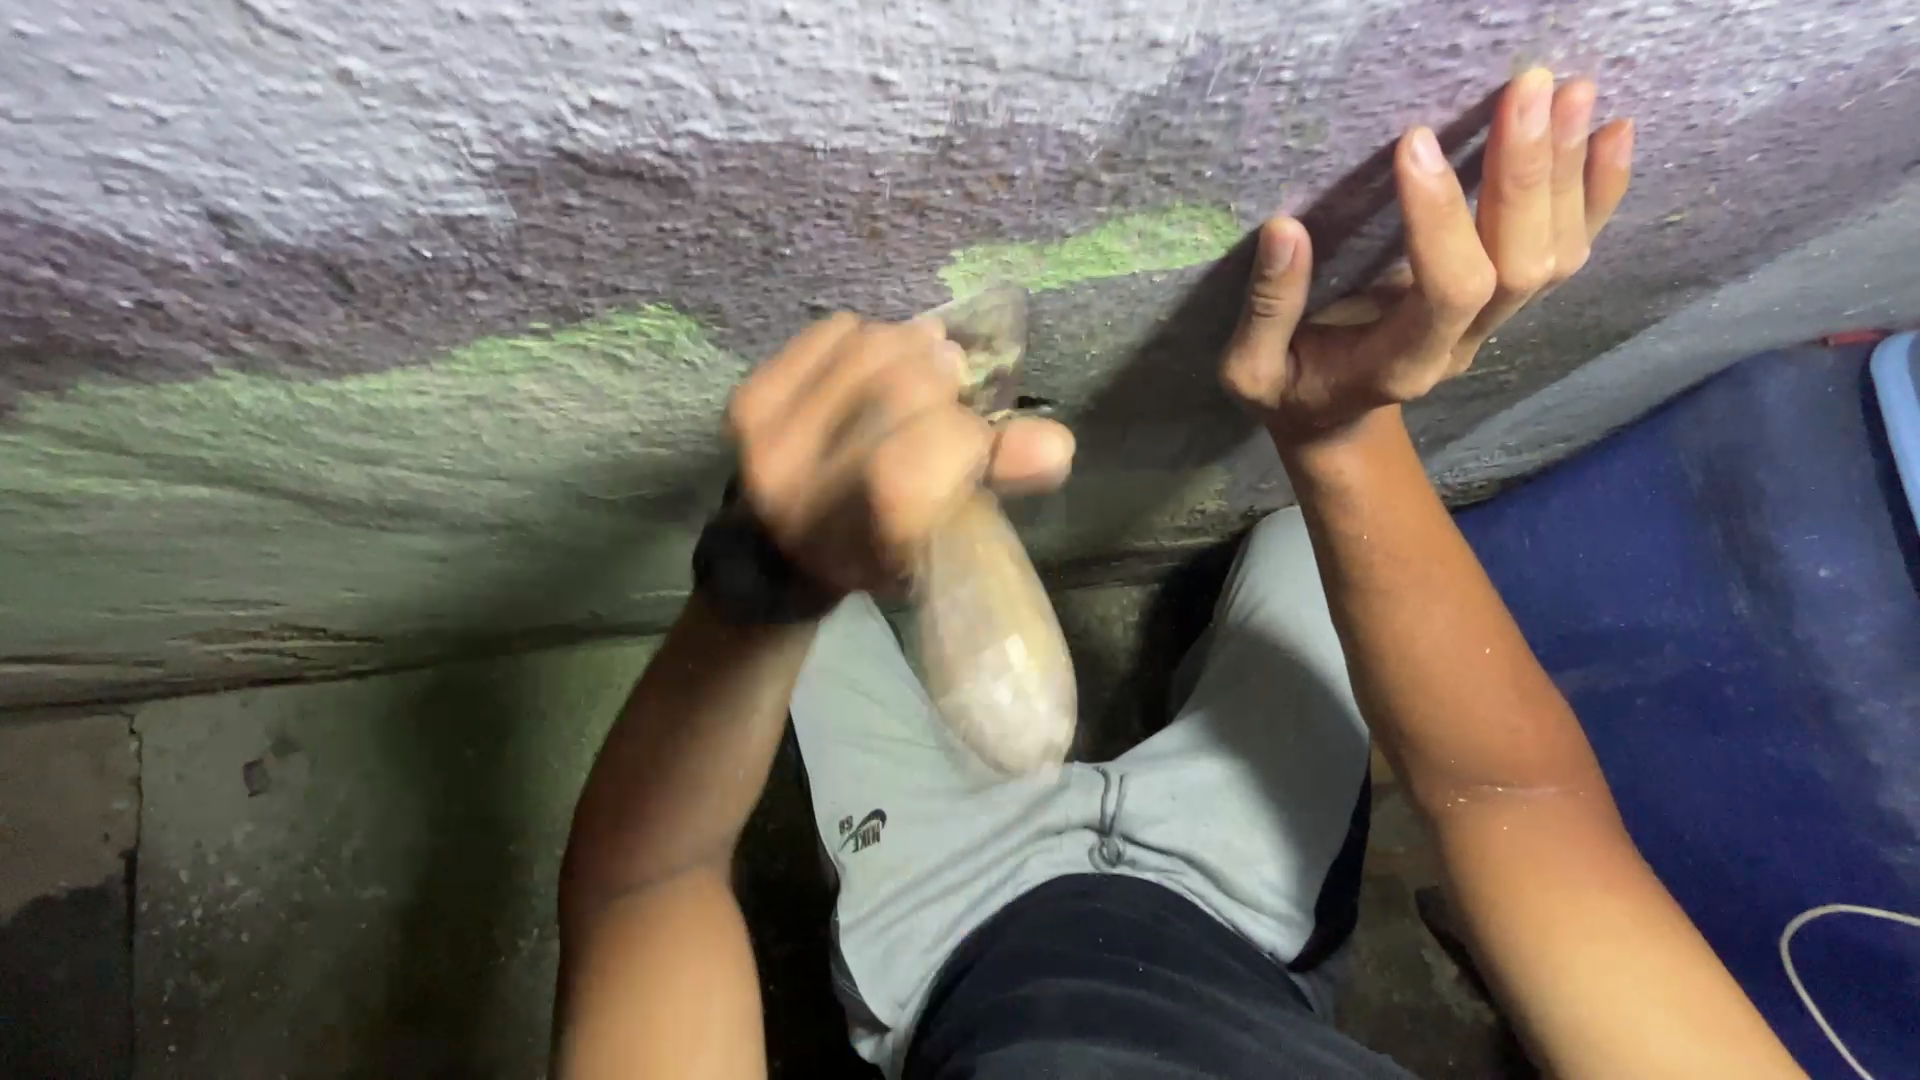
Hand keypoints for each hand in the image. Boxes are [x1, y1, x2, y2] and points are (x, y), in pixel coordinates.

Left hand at [727, 314, 1075, 595]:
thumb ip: (998, 481)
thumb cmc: (878, 547)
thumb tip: (1059, 443)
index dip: (969, 436)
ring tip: (921, 371)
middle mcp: (805, 488)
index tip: (973, 437)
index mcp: (860, 537)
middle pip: (905, 387)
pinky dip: (869, 337)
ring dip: (912, 350)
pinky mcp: (751, 400)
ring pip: (872, 347)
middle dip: (944, 382)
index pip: (932, 451)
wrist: (780, 550)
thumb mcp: (944, 532)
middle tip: (952, 390)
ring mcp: (769, 440)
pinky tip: (874, 365)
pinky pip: (835, 331)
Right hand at [1220, 68, 1634, 448]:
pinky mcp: (1498, 305)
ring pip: (1557, 255)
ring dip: (1566, 173)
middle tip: (1526, 90)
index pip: (1447, 291)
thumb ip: (1266, 311)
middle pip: (1521, 265)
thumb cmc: (1286, 393)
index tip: (1414, 144)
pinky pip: (1568, 253)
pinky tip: (1612, 131)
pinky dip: (1596, 193)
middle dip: (1525, 176)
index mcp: (1398, 365)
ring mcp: (1487, 328)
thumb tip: (1285, 229)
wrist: (1332, 419)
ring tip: (1570, 93)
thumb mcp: (1250, 371)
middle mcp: (1458, 347)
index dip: (1440, 219)